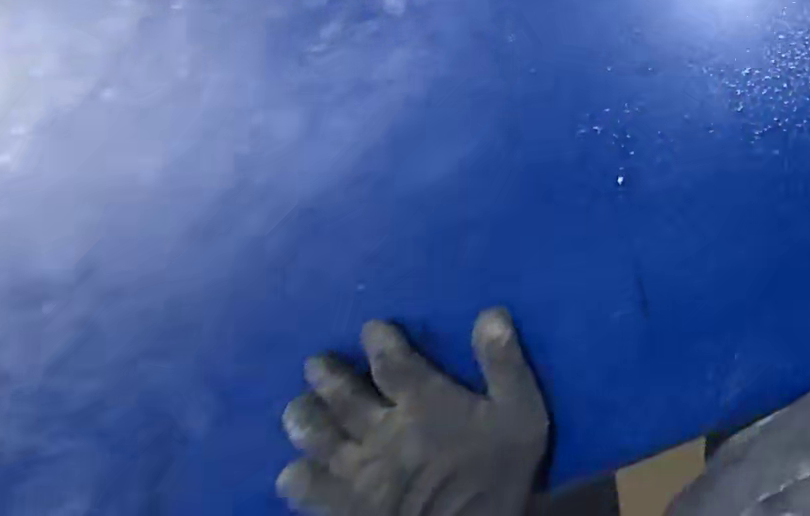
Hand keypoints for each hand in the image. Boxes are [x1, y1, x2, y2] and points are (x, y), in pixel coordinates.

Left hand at [278, 311, 549, 515]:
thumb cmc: (499, 470)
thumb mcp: (520, 408)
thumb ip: (504, 360)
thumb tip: (489, 313)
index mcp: (424, 404)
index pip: (393, 364)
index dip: (379, 342)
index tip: (369, 328)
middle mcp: (384, 434)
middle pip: (347, 401)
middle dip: (329, 379)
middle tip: (314, 363)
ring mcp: (361, 478)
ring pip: (323, 443)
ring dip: (306, 422)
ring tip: (294, 408)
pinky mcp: (349, 514)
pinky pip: (315, 497)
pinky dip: (298, 483)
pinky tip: (289, 475)